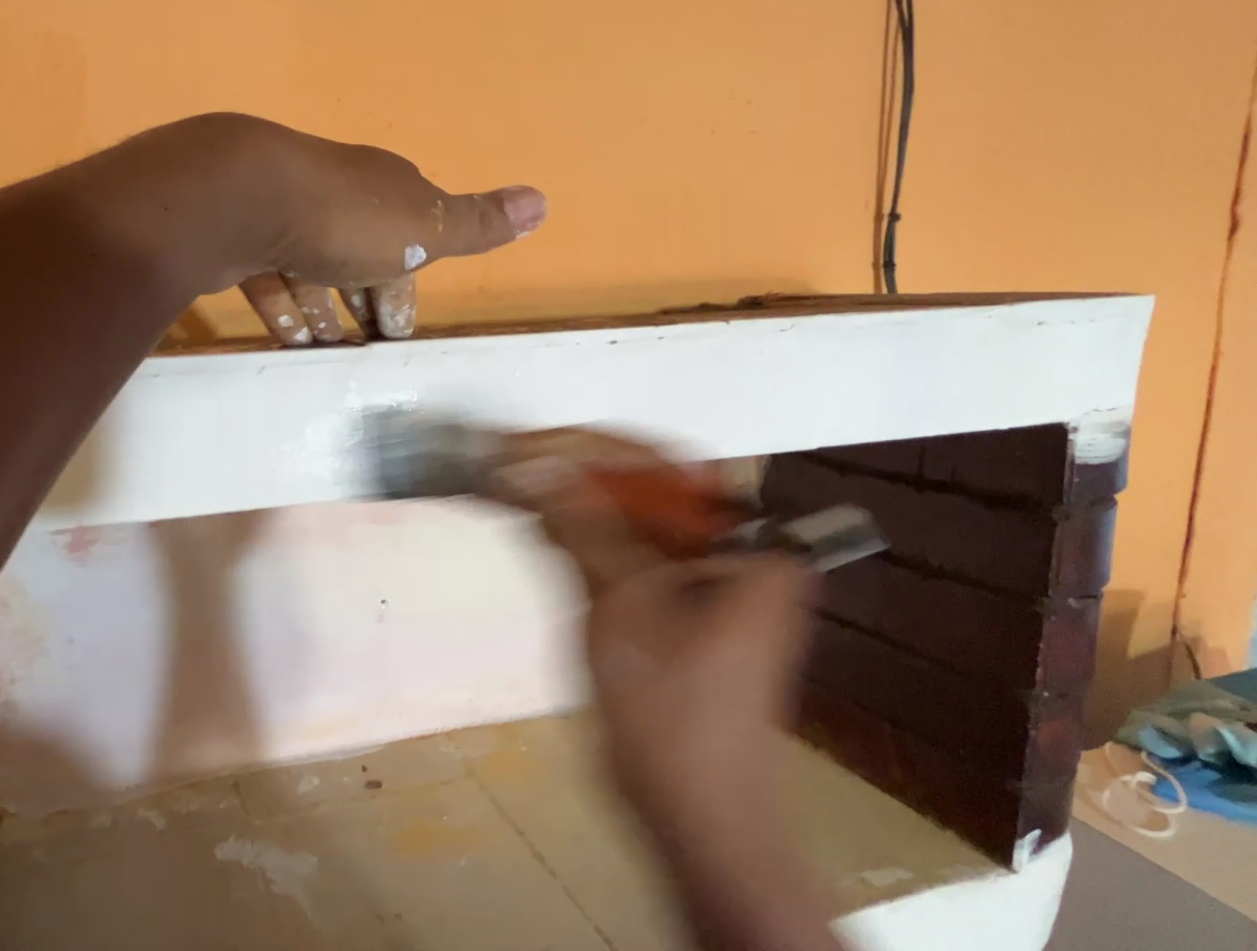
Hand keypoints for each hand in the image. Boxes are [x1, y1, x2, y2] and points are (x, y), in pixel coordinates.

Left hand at [59, 114, 545, 344]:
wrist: (242, 200)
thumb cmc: (345, 219)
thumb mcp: (423, 225)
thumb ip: (476, 222)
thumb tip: (544, 200)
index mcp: (382, 193)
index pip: (404, 240)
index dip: (405, 287)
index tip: (398, 332)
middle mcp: (334, 199)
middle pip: (355, 258)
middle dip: (362, 303)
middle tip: (361, 353)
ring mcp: (282, 217)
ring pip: (309, 272)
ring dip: (321, 315)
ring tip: (325, 357)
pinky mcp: (240, 238)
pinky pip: (267, 280)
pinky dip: (280, 311)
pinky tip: (287, 342)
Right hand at [482, 433, 817, 829]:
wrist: (696, 813)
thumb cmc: (670, 708)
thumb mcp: (622, 601)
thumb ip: (581, 524)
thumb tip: (533, 463)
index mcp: (751, 543)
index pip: (665, 467)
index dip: (591, 450)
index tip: (528, 445)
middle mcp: (737, 552)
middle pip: (646, 492)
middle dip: (573, 476)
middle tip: (507, 463)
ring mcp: (708, 583)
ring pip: (630, 523)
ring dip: (570, 506)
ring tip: (507, 485)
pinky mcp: (678, 610)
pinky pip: (626, 557)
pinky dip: (580, 542)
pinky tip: (533, 525)